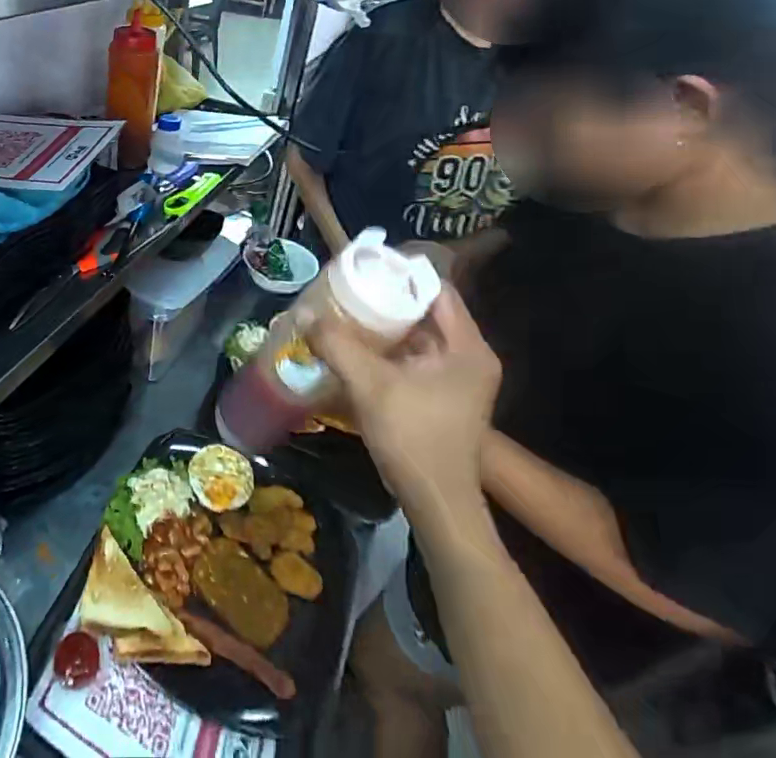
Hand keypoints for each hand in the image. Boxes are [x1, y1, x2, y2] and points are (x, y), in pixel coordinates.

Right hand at [309, 287, 502, 515]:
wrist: (436, 504)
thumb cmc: (413, 437)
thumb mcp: (370, 385)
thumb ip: (337, 345)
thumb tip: (304, 315)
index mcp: (468, 347)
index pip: (436, 290)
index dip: (401, 276)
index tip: (364, 271)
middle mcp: (470, 358)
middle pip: (426, 314)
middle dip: (386, 302)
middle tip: (348, 294)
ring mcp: (459, 381)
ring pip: (418, 339)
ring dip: (384, 330)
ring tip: (347, 317)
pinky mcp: (444, 399)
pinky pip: (415, 362)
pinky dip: (388, 354)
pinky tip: (357, 352)